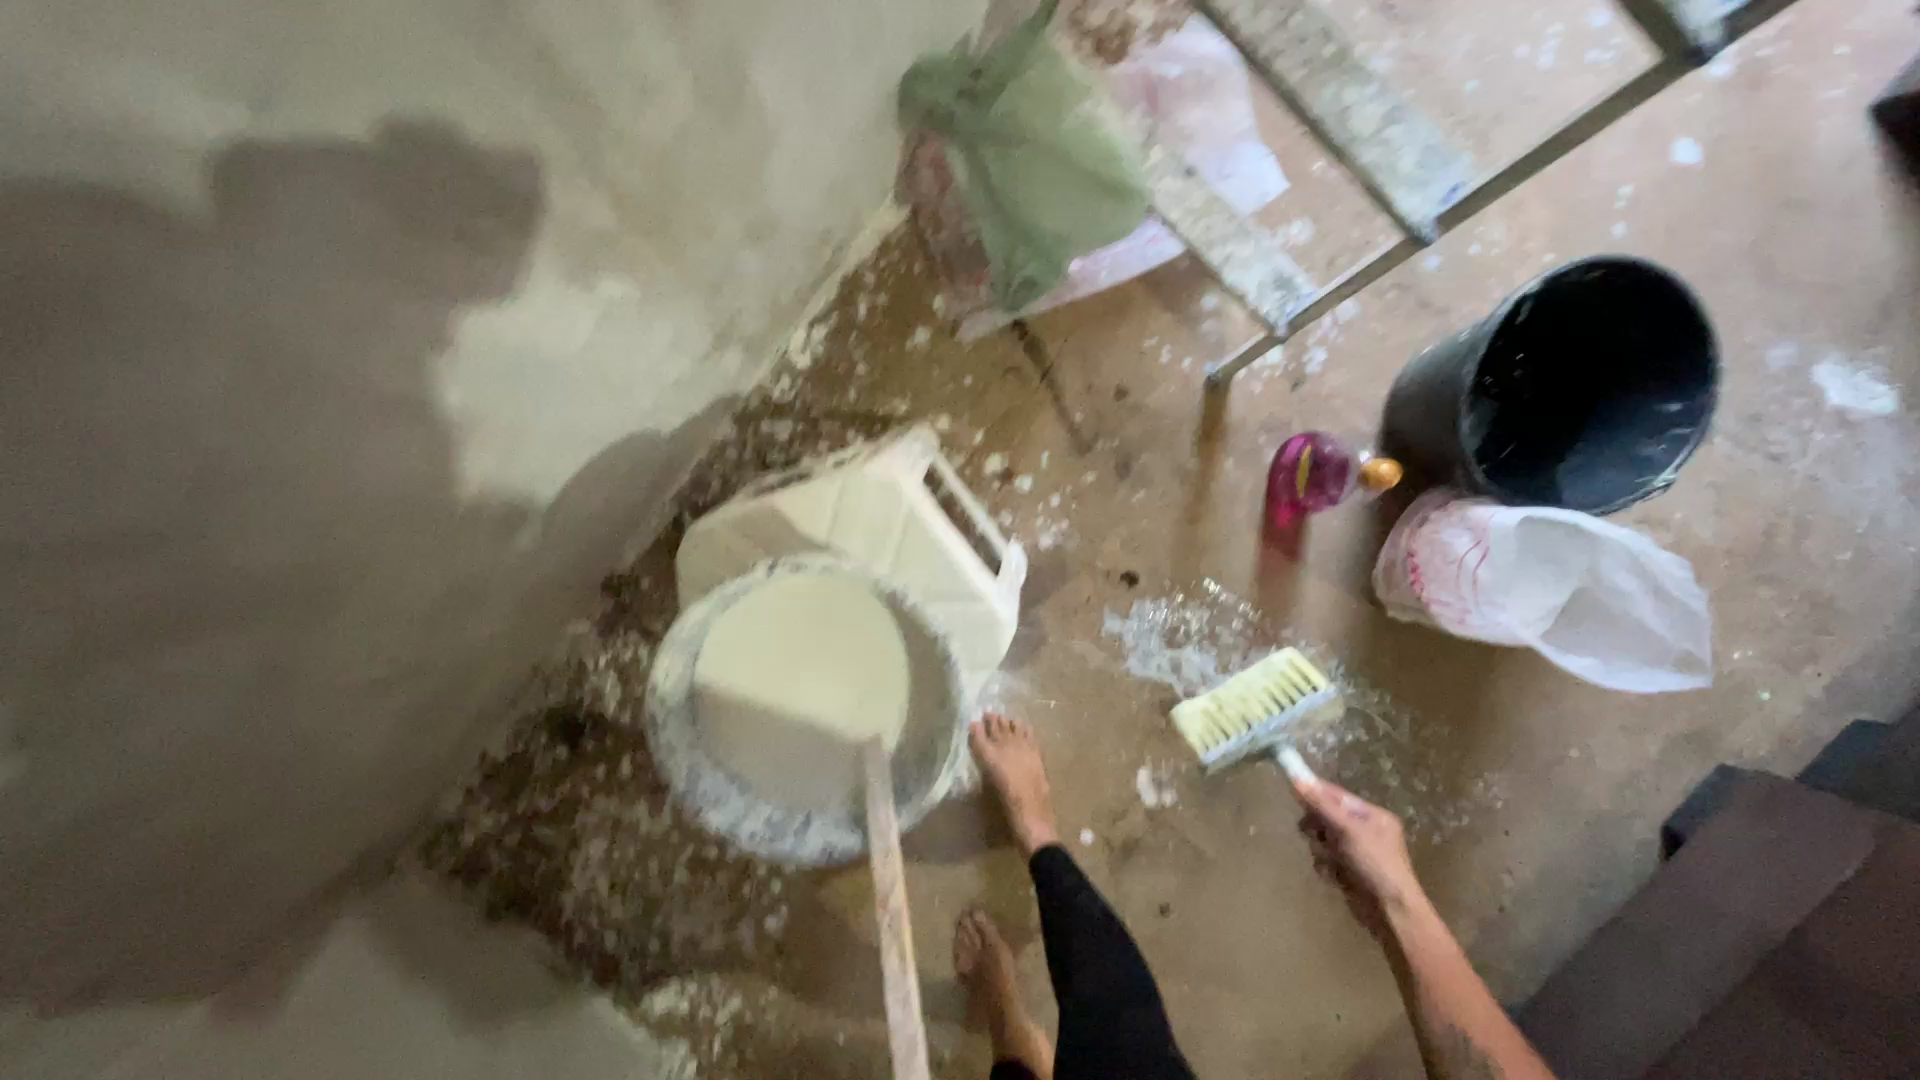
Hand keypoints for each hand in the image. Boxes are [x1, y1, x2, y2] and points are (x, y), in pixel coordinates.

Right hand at [1283, 751, 1421, 940]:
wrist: (1391, 913)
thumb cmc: (1376, 865)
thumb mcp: (1349, 830)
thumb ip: (1322, 805)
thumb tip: (1297, 778)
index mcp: (1372, 816)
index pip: (1336, 796)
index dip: (1315, 792)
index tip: (1292, 788)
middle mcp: (1364, 831)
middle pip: (1324, 817)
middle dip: (1318, 828)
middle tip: (1316, 834)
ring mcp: (1355, 852)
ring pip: (1320, 839)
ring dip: (1321, 850)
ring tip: (1333, 861)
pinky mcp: (1347, 871)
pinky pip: (1323, 859)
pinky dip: (1326, 866)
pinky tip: (1335, 876)